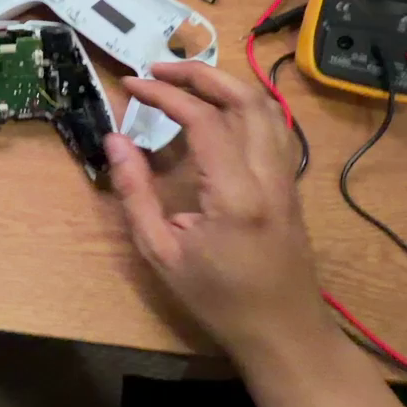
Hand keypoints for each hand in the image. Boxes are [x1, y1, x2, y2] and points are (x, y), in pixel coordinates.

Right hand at [105, 62, 327, 359]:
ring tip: (182, 81)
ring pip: (267, 108)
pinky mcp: (291, 185)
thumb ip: (134, 193)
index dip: (164, 94)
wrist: (287, 336)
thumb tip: (115, 140)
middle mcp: (269, 177)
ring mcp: (287, 179)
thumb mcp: (160, 253)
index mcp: (236, 195)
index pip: (204, 120)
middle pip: (246, 100)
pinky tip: (213, 109)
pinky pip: (273, 127)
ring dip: (224, 84)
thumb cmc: (218, 299)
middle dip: (199, 74)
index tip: (130, 86)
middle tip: (157, 70)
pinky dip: (242, 104)